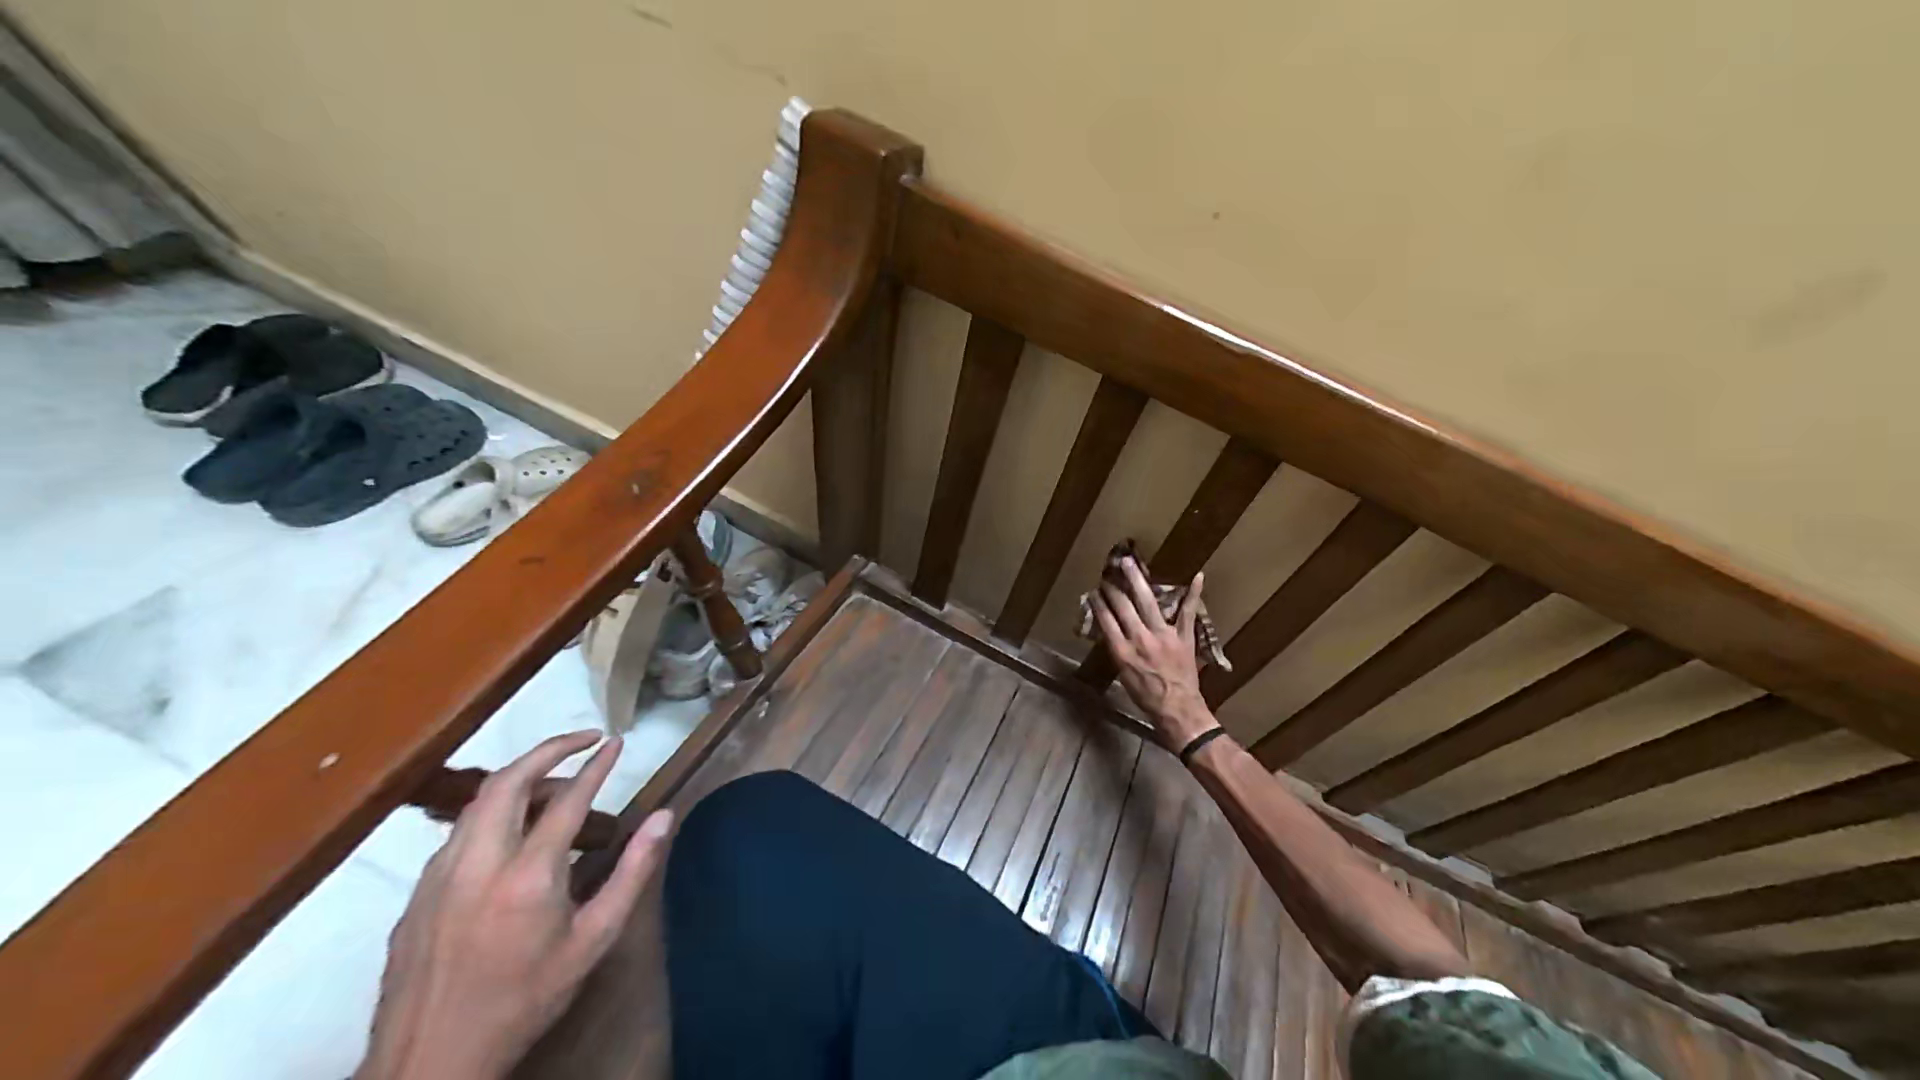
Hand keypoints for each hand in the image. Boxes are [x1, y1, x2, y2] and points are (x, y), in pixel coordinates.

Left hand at [356, 732, 672, 1079]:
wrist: (429, 1064)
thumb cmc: (525, 1000)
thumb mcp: (593, 941)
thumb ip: (632, 873)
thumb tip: (663, 817)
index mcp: (528, 874)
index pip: (568, 798)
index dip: (596, 765)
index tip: (615, 742)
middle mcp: (479, 862)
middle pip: (509, 780)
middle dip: (549, 749)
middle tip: (584, 740)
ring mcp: (439, 875)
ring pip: (477, 802)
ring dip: (519, 777)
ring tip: (555, 783)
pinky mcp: (417, 893)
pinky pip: (459, 832)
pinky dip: (492, 812)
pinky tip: (512, 833)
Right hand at [1091, 558, 1216, 748]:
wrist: (1177, 710)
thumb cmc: (1146, 697)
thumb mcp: (1123, 674)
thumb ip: (1118, 649)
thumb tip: (1111, 629)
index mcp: (1122, 650)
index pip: (1106, 618)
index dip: (1098, 602)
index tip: (1094, 591)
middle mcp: (1140, 638)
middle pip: (1122, 606)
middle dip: (1113, 588)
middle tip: (1108, 574)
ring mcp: (1164, 635)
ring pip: (1148, 601)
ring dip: (1137, 580)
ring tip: (1130, 563)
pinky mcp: (1184, 637)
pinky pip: (1188, 612)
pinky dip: (1193, 594)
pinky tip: (1197, 576)